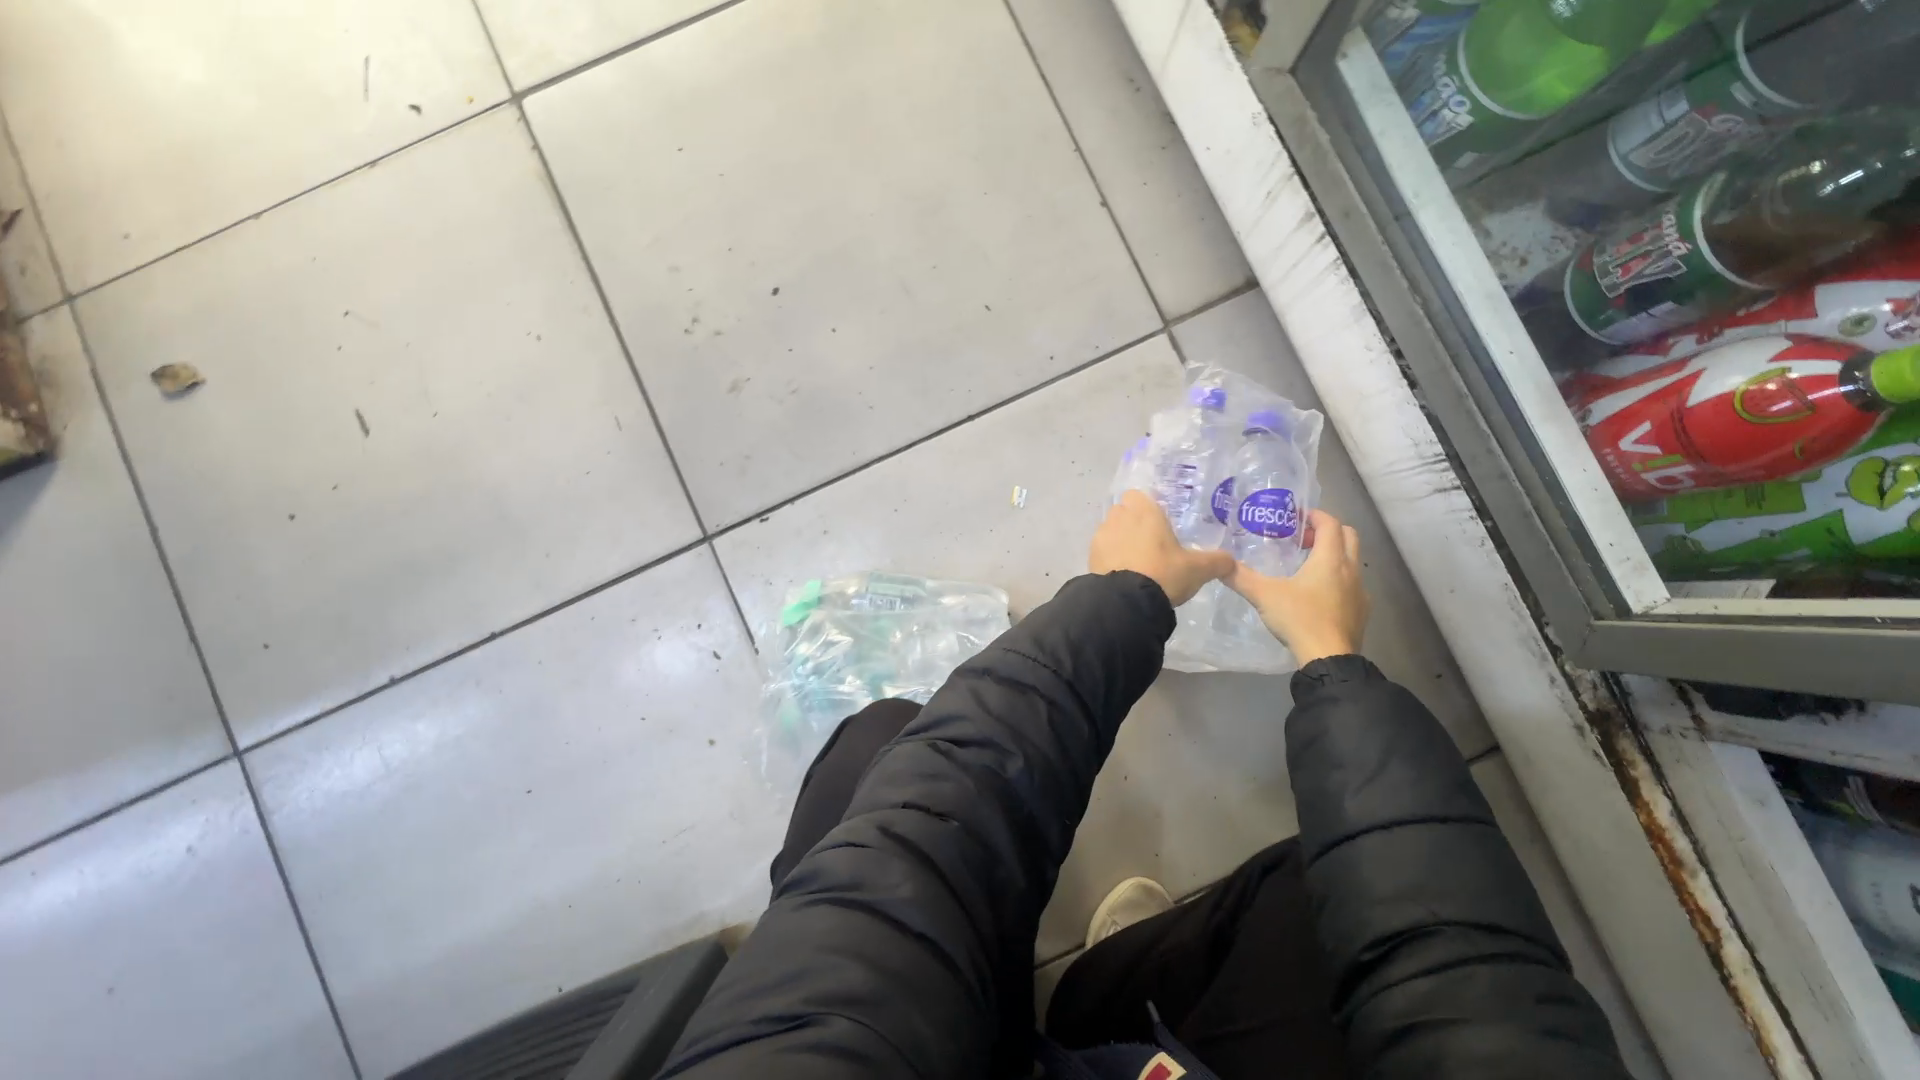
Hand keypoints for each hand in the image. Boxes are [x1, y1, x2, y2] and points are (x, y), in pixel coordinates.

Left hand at [1089, 491, 1233, 605]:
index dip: (1147, 508)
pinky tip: (1124, 575)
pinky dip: (1111, 558)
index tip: (1159, 525)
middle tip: (1151, 545)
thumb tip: (1230, 561)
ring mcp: (1101, 536)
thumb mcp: (1198, 569)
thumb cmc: (1165, 573)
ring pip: (1111, 531)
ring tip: (1137, 563)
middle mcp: (1120, 516)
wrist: (1127, 602)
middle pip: (1124, 512)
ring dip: (1121, 541)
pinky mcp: (1091, 556)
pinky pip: (1102, 551)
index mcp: (1145, 510)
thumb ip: (1218, 561)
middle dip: (1134, 524)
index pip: (1139, 496)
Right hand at [1225, 509, 1369, 665]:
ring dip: (1335, 556)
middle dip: (1328, 532)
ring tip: (1309, 567)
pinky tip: (1320, 596)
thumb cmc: (1299, 618)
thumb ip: (1241, 577)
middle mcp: (1350, 569)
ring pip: (1352, 562)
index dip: (1315, 515)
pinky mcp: (1361, 611)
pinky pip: (1353, 585)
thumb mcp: (1264, 596)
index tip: (1297, 517)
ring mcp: (1360, 591)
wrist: (1329, 658)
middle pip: (1349, 536)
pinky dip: (1339, 580)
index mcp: (1330, 559)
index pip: (1330, 524)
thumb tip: (1219, 563)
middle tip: (1303, 539)